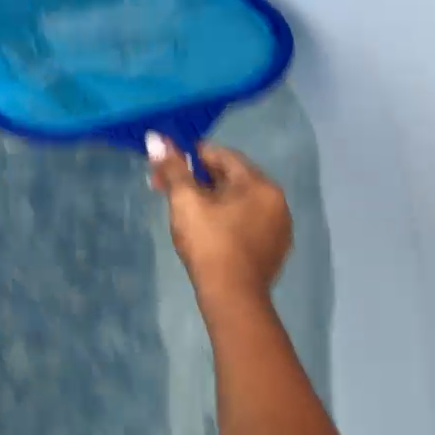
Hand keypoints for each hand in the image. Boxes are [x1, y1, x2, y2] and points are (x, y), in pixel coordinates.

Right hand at [147, 133, 292, 308]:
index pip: (222, 155)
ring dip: (210, 198)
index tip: (166, 168)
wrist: (232, 295)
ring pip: (238, 200)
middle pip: (231, 177)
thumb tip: (155, 138)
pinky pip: (246, 220)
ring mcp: (278, 226)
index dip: (190, 157)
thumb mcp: (185, 200)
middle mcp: (276, 201)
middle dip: (197, 179)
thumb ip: (172, 168)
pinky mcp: (274, 247)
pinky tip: (206, 230)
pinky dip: (225, 217)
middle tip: (167, 189)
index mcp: (259, 185)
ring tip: (184, 210)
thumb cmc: (208, 242)